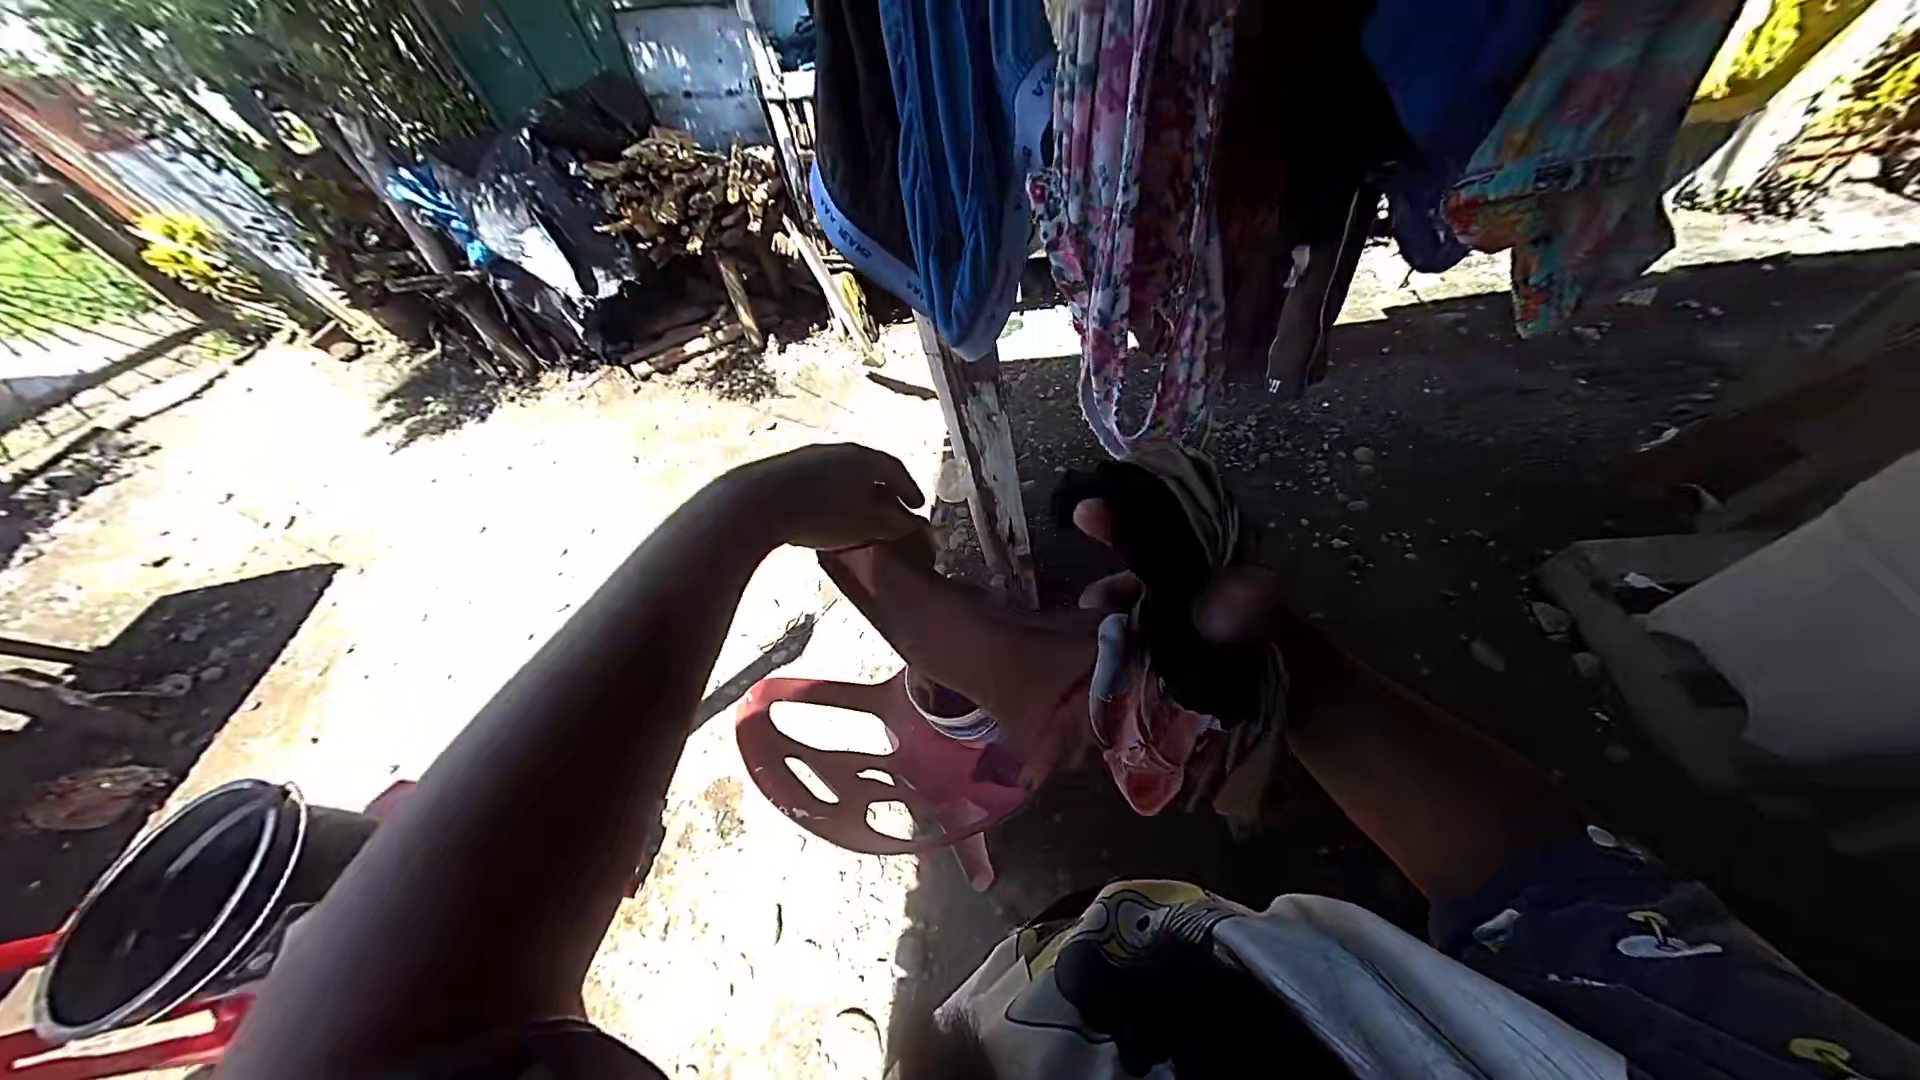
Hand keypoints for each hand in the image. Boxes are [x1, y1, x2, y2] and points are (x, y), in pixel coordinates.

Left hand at [732, 443, 926, 550]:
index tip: (917, 506)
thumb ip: (900, 527)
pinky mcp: (788, 469)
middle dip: (884, 492)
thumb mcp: (869, 526)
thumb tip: (921, 528)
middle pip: (871, 471)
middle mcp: (841, 451)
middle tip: (892, 512)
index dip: (910, 490)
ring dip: (857, 495)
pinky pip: (822, 482)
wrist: (757, 502)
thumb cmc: (823, 514)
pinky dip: (834, 497)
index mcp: (866, 458)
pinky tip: (828, 516)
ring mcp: (812, 457)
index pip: (897, 471)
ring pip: (845, 476)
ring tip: (861, 517)